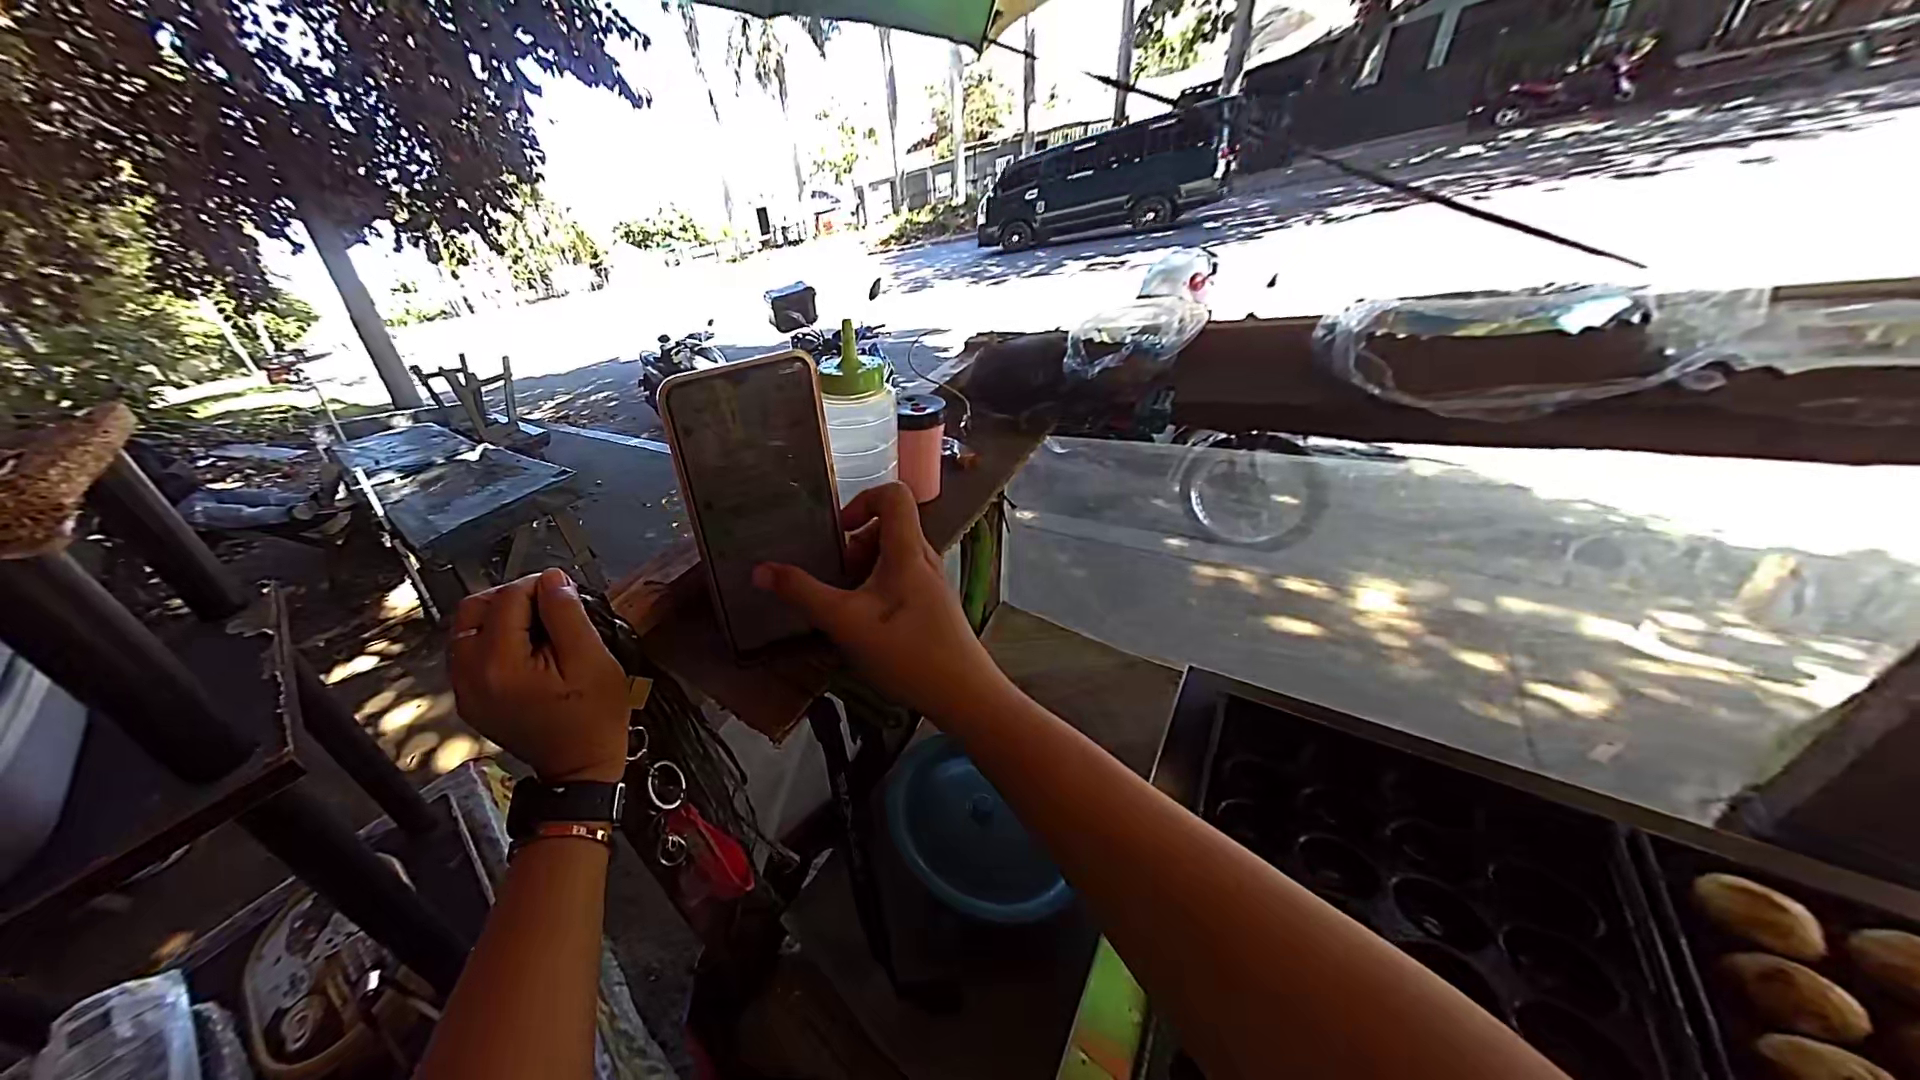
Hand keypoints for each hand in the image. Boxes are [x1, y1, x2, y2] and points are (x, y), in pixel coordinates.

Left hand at [448, 569, 627, 783]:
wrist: (579, 765)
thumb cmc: (593, 717)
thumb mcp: (593, 660)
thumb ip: (568, 616)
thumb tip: (553, 581)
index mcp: (500, 665)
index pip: (508, 600)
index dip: (540, 587)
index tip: (567, 591)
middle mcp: (470, 676)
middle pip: (475, 609)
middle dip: (514, 596)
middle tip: (551, 603)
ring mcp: (465, 690)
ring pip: (469, 628)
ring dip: (502, 616)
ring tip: (542, 624)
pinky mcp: (471, 698)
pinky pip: (471, 652)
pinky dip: (496, 638)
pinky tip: (528, 646)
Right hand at [753, 482, 1005, 718]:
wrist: (963, 692)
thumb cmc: (906, 652)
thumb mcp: (845, 622)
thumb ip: (802, 593)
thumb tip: (760, 569)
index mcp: (907, 550)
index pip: (894, 495)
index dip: (863, 500)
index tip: (839, 531)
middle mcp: (924, 558)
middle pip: (888, 528)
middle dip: (855, 546)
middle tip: (838, 579)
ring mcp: (932, 582)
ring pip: (893, 556)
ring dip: (864, 570)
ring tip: (848, 605)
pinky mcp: (934, 604)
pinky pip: (902, 578)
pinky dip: (878, 588)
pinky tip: (867, 623)